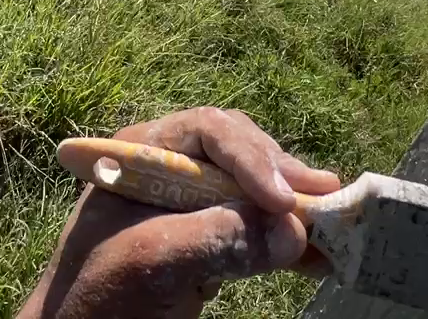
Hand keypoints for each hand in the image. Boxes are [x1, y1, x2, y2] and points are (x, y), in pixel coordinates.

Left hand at [18, 107, 342, 318]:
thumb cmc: (95, 298)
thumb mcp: (149, 262)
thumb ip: (216, 239)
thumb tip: (294, 231)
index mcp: (143, 151)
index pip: (206, 130)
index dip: (249, 157)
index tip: (282, 199)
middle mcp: (171, 163)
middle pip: (238, 150)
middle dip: (279, 174)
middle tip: (322, 196)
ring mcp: (192, 199)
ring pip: (253, 184)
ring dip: (291, 202)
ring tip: (331, 217)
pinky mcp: (209, 235)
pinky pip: (255, 224)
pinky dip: (286, 237)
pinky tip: (316, 251)